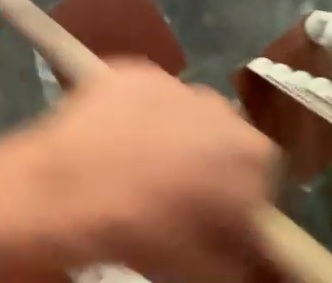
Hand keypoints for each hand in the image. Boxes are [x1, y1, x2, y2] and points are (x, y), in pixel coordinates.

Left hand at [4, 59, 279, 280]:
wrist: (70, 187)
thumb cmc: (147, 230)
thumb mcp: (212, 266)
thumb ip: (245, 254)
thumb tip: (249, 250)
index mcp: (252, 156)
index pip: (260, 176)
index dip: (236, 195)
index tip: (215, 211)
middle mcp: (217, 107)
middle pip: (221, 134)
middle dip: (206, 156)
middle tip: (177, 185)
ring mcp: (167, 81)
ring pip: (182, 109)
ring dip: (173, 128)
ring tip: (141, 158)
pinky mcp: (124, 67)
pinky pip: (142, 90)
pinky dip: (135, 107)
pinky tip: (116, 132)